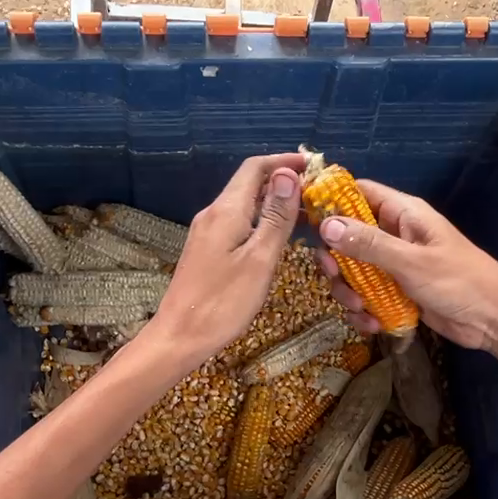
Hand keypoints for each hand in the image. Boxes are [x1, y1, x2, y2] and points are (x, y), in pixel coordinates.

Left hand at [149, 152, 305, 361]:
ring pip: (244, 205)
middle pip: (249, 184)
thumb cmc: (223, 302)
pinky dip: (261, 222)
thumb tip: (287, 174)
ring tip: (306, 215)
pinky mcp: (206, 252)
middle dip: (282, 181)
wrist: (179, 336)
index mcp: (226, 210)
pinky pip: (237, 224)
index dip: (285, 161)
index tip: (315, 167)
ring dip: (273, 203)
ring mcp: (206, 233)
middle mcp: (213, 214)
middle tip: (317, 194)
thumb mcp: (259, 259)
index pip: (255, 168)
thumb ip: (275, 217)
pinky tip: (277, 238)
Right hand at [316, 179, 497, 353]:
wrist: (493, 321)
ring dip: (349, 291)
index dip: (331, 201)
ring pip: (353, 271)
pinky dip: (364, 312)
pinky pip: (367, 297)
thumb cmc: (460, 282)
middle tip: (333, 275)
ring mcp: (395, 266)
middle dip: (336, 259)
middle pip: (347, 236)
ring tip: (361, 309)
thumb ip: (369, 245)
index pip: (359, 193)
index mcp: (404, 215)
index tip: (306, 219)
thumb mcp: (412, 262)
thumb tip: (327, 225)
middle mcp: (395, 236)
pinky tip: (373, 324)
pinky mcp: (396, 293)